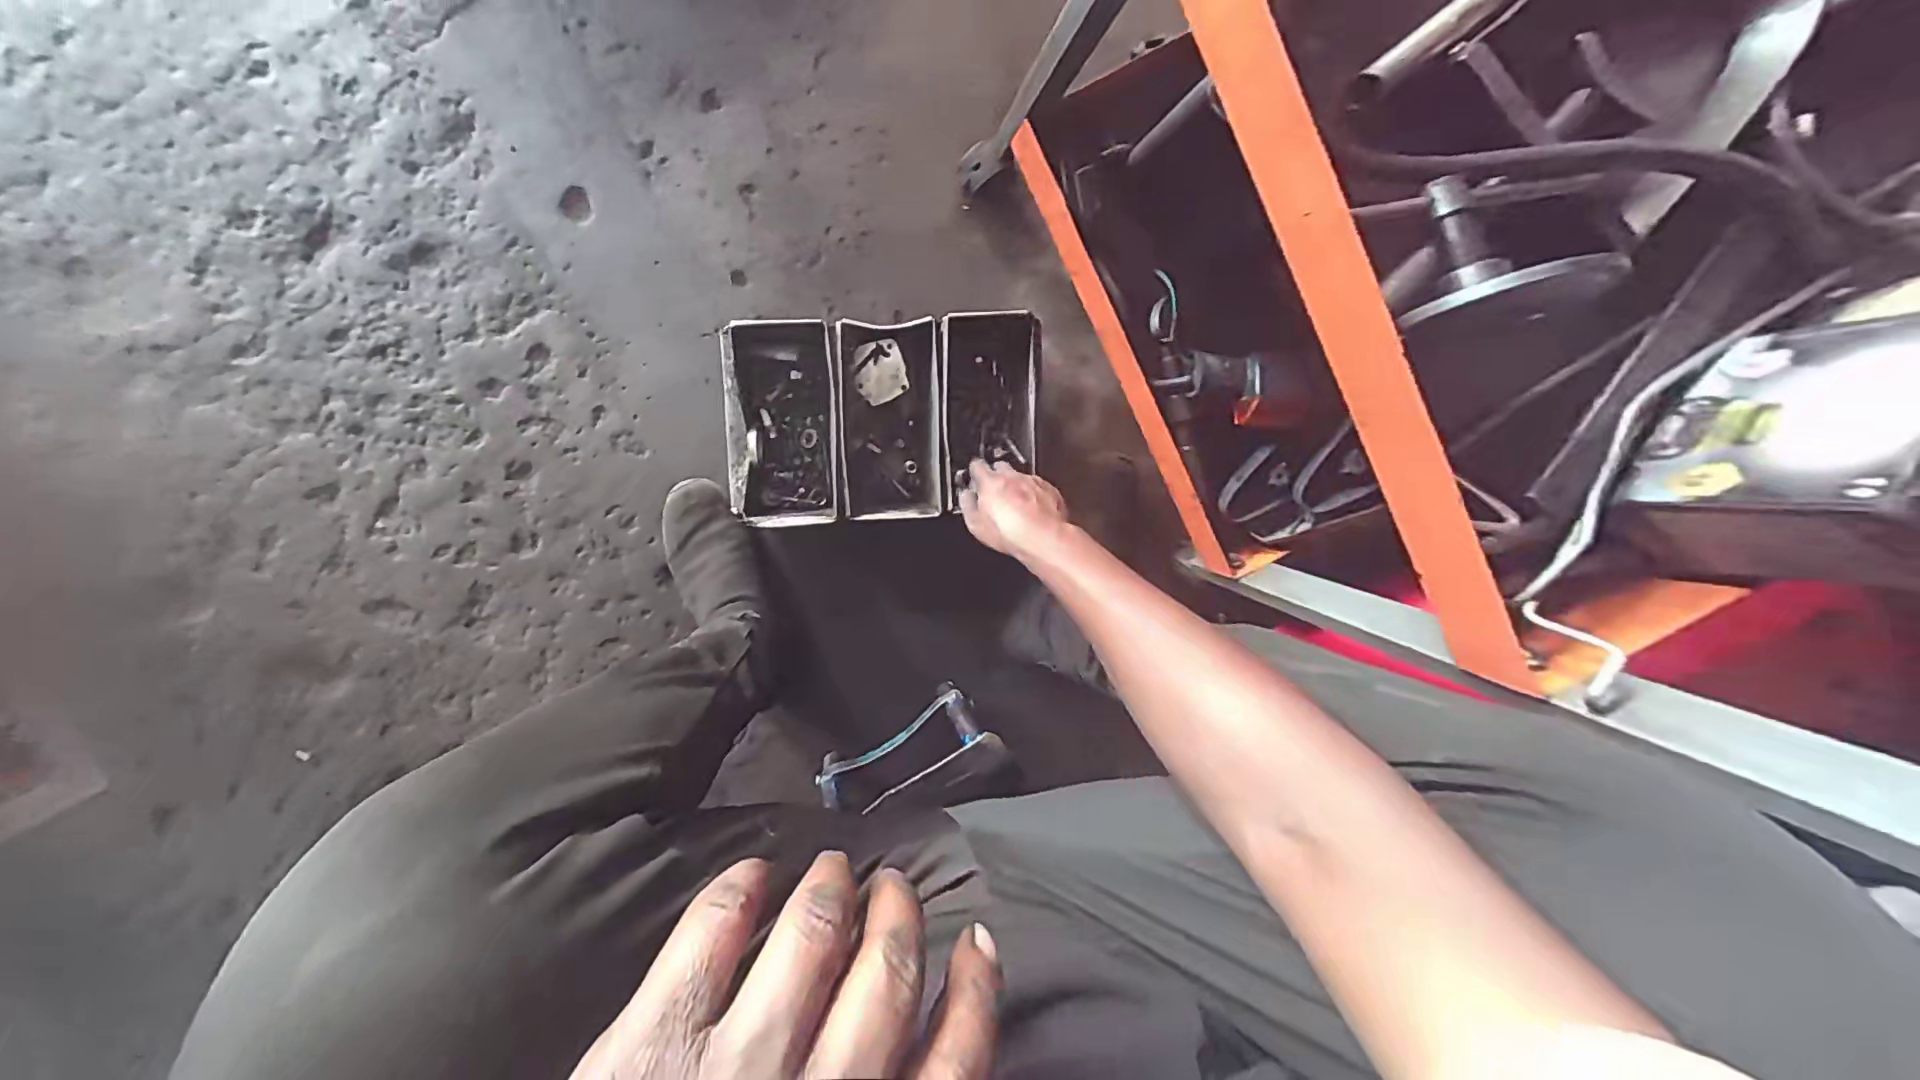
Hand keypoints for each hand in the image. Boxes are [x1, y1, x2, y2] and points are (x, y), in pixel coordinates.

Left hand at [570, 852, 1000, 1079]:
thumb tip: (921, 1046)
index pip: (953, 1062)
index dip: (976, 991)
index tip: (977, 942)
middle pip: (884, 979)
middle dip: (898, 915)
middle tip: (893, 885)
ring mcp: (729, 1070)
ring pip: (810, 939)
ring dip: (831, 887)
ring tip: (836, 866)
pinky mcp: (649, 1045)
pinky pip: (710, 936)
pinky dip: (738, 890)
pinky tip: (755, 871)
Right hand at [959, 460, 1069, 560]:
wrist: (1044, 538)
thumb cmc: (1011, 533)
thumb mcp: (976, 525)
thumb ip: (967, 505)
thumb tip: (966, 497)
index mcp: (990, 482)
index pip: (977, 465)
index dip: (974, 471)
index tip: (974, 478)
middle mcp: (1012, 476)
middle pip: (1000, 467)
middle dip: (997, 477)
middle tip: (995, 494)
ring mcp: (1032, 481)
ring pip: (1021, 477)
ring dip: (1017, 487)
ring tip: (1016, 507)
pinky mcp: (1049, 489)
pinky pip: (1038, 487)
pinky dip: (1034, 495)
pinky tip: (1032, 511)